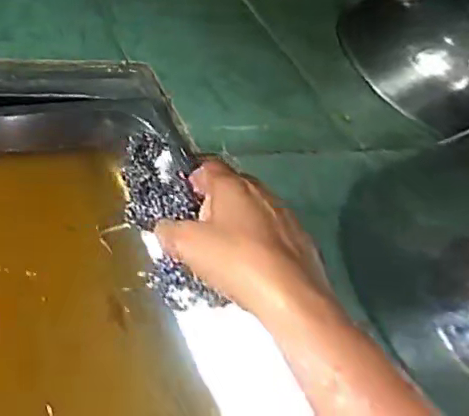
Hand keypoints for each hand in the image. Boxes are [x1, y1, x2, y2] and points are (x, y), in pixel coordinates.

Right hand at [153, 159, 331, 316]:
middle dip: (215, 204)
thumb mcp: (185, 245)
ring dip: (241, 227)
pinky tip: (254, 272)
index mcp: (231, 184)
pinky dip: (262, 248)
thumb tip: (163, 230)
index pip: (207, 166)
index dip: (193, 179)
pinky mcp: (305, 246)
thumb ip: (167, 231)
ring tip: (227, 255)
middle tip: (200, 229)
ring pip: (255, 213)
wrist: (295, 303)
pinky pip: (275, 238)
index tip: (184, 198)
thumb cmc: (236, 261)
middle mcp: (261, 192)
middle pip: (232, 189)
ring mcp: (287, 218)